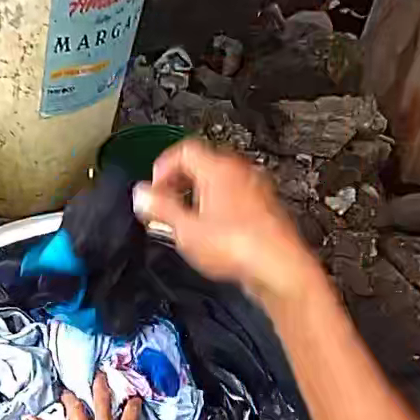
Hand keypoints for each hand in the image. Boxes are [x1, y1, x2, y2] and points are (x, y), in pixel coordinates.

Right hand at [133, 139, 323, 301]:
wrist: (278, 268)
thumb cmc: (239, 247)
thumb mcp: (185, 230)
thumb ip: (160, 209)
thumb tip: (142, 196)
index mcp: (219, 169)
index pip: (184, 151)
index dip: (162, 168)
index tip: (153, 190)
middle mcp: (240, 173)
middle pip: (201, 164)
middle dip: (177, 183)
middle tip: (163, 204)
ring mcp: (255, 190)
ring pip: (217, 182)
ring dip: (194, 197)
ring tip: (182, 221)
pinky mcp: (262, 209)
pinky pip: (232, 198)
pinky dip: (214, 208)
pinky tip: (208, 233)